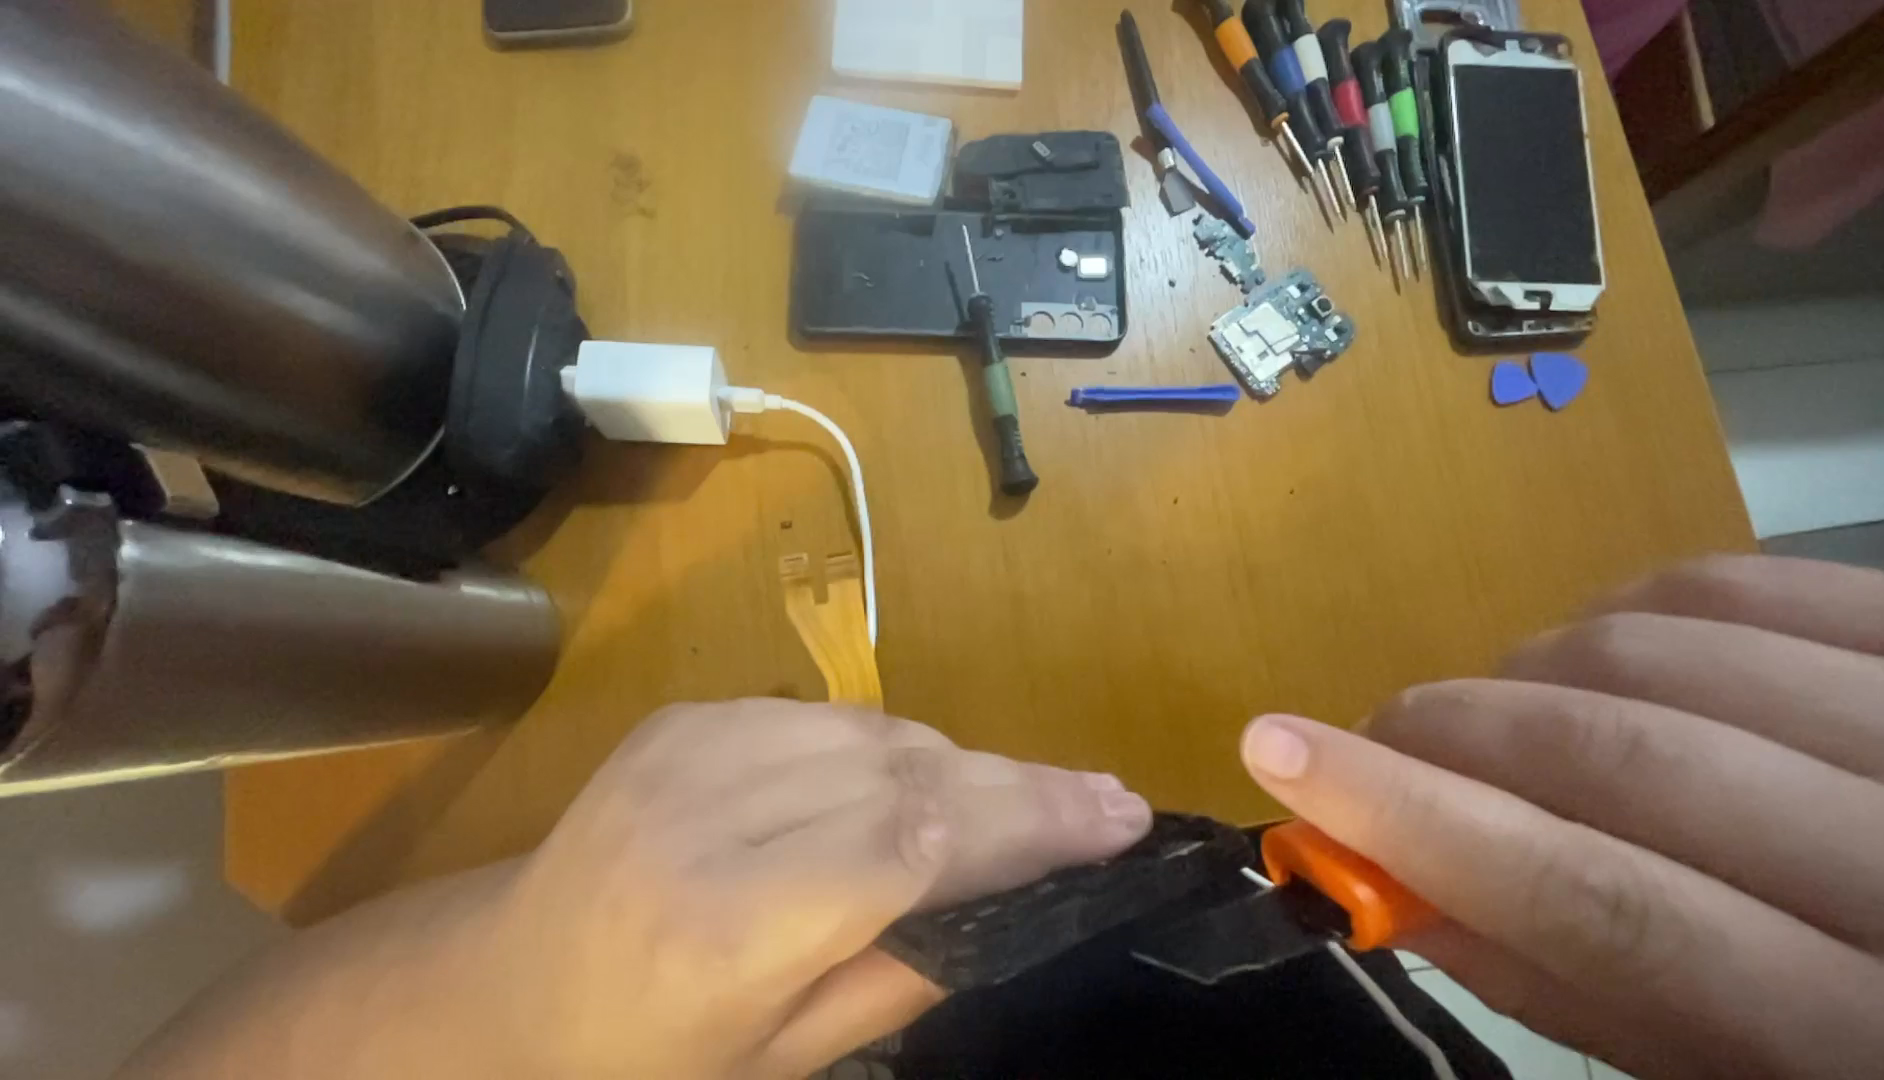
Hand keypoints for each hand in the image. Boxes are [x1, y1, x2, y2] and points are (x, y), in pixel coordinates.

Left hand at [484, 698, 1152, 1078]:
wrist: (501, 979)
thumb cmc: (637, 1060)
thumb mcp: (773, 1063)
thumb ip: (890, 978)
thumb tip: (1004, 903)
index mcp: (722, 926)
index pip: (906, 846)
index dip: (1019, 825)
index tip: (1113, 820)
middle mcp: (709, 812)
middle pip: (903, 773)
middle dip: (1019, 787)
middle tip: (1107, 797)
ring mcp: (695, 743)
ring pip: (878, 732)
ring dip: (964, 764)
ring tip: (1032, 798)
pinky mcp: (692, 714)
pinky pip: (830, 718)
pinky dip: (897, 746)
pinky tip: (931, 777)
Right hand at [1239, 556, 1883, 1078]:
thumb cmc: (1873, 1052)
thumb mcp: (1724, 1075)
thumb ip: (1553, 985)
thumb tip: (1375, 877)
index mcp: (1866, 1035)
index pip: (1585, 897)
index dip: (1406, 815)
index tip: (1273, 749)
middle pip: (1604, 750)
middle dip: (1441, 729)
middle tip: (1383, 741)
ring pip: (1648, 649)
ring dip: (1521, 673)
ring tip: (1510, 714)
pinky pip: (1736, 579)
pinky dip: (1623, 603)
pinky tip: (1605, 651)